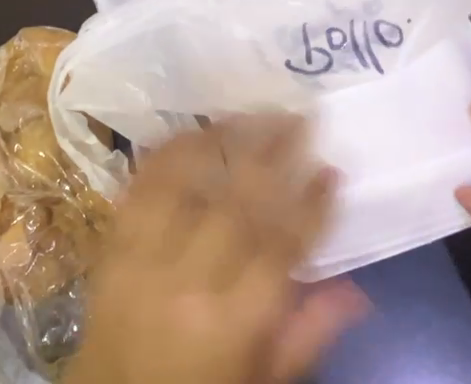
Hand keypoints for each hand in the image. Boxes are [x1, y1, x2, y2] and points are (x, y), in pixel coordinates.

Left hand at [65, 114, 370, 383]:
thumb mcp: (263, 378)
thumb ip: (308, 331)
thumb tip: (359, 288)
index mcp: (233, 322)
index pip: (280, 249)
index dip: (310, 205)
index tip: (331, 169)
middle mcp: (187, 280)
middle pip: (234, 205)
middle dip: (271, 155)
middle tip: (300, 118)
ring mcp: (142, 255)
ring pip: (184, 183)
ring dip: (221, 141)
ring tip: (252, 113)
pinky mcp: (111, 241)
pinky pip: (139, 185)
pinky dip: (166, 152)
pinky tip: (192, 130)